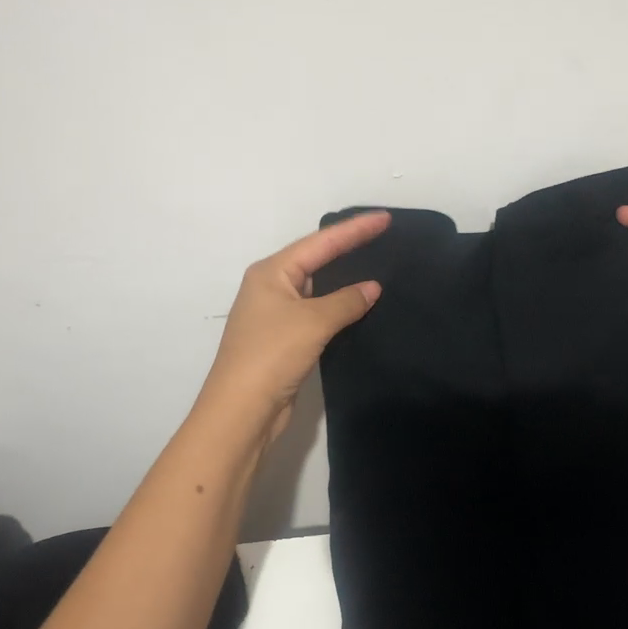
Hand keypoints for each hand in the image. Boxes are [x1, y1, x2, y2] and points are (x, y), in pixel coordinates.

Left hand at [199, 211, 389, 436]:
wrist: (242, 410)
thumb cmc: (272, 355)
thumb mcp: (313, 322)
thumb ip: (346, 301)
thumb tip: (372, 288)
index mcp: (271, 272)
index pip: (320, 242)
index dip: (354, 230)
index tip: (385, 218)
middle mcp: (270, 288)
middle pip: (316, 259)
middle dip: (348, 248)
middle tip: (383, 237)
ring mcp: (275, 315)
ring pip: (317, 288)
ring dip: (344, 280)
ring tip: (378, 266)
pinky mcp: (284, 341)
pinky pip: (317, 313)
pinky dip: (338, 307)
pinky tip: (359, 308)